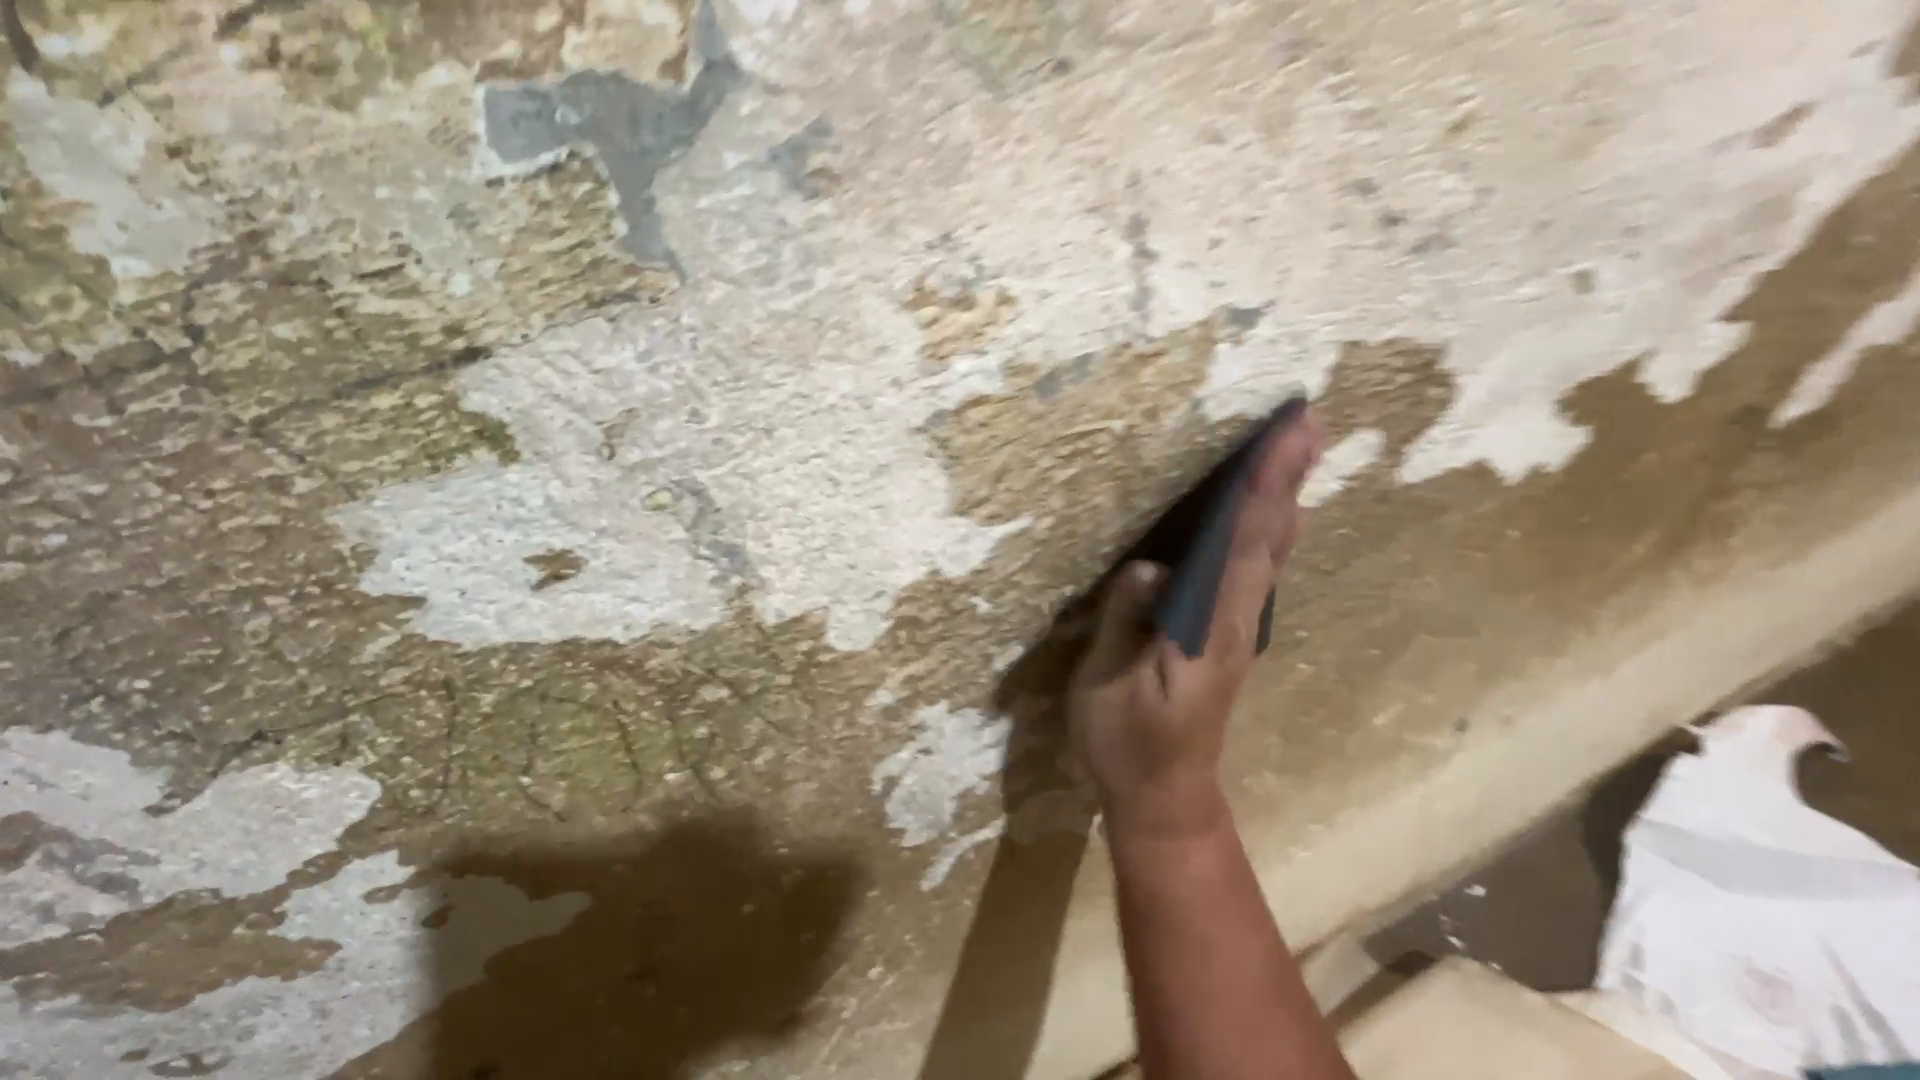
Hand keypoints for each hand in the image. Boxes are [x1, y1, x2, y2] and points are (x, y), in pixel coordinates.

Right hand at [1068, 412, 1322, 839]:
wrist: (1165, 795)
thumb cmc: (1128, 744)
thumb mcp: (1108, 688)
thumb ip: (1127, 626)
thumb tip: (1150, 567)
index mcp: (1208, 632)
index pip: (1239, 548)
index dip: (1261, 490)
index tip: (1284, 438)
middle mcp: (1236, 623)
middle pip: (1268, 540)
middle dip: (1287, 477)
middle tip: (1310, 419)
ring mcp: (1238, 630)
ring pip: (1270, 552)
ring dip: (1286, 495)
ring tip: (1302, 447)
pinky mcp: (1229, 634)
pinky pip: (1257, 568)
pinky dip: (1271, 527)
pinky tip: (1280, 510)